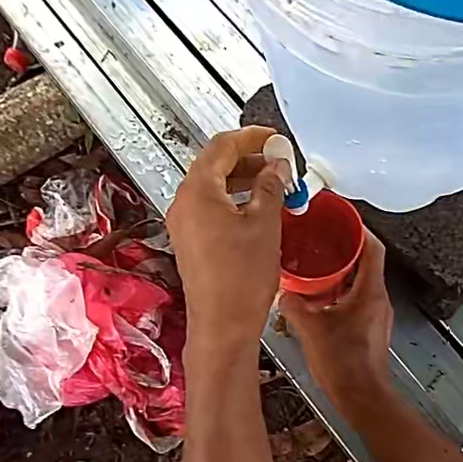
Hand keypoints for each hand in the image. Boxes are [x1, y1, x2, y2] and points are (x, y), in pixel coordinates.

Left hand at [167, 126, 291, 353]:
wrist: (223, 324)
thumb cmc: (240, 281)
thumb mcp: (265, 224)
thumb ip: (271, 185)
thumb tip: (276, 165)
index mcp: (198, 191)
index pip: (222, 146)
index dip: (251, 137)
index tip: (272, 137)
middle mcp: (184, 204)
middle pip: (214, 165)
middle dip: (249, 159)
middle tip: (278, 161)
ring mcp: (184, 225)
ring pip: (213, 188)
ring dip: (242, 181)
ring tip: (274, 186)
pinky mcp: (190, 243)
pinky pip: (210, 210)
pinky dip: (233, 202)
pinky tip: (257, 211)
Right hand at [282, 231, 393, 407]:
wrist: (361, 395)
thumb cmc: (344, 364)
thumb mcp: (311, 329)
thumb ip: (294, 306)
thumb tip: (284, 294)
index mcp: (370, 292)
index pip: (373, 249)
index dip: (360, 230)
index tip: (344, 220)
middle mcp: (378, 301)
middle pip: (367, 264)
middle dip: (346, 251)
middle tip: (324, 242)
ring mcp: (376, 316)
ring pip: (362, 284)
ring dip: (343, 274)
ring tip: (318, 269)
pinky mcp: (370, 330)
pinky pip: (358, 302)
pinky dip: (342, 294)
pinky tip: (321, 301)